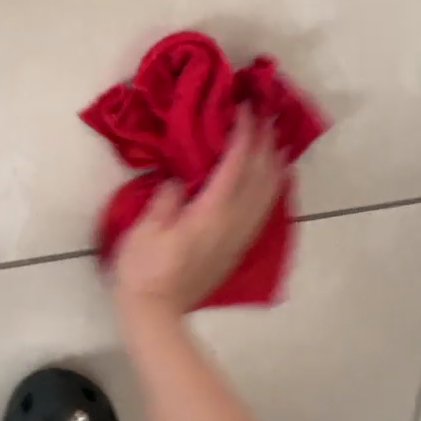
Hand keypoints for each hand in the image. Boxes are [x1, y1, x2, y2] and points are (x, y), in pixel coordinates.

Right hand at [111, 112, 286, 317]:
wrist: (155, 312)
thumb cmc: (143, 269)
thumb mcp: (145, 229)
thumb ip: (166, 200)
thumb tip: (180, 179)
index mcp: (210, 214)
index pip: (234, 166)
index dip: (242, 135)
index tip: (245, 108)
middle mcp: (233, 223)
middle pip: (260, 178)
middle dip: (265, 144)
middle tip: (266, 115)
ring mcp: (238, 238)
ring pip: (268, 195)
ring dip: (274, 165)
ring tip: (277, 141)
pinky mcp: (236, 248)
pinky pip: (263, 211)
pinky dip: (271, 189)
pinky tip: (272, 180)